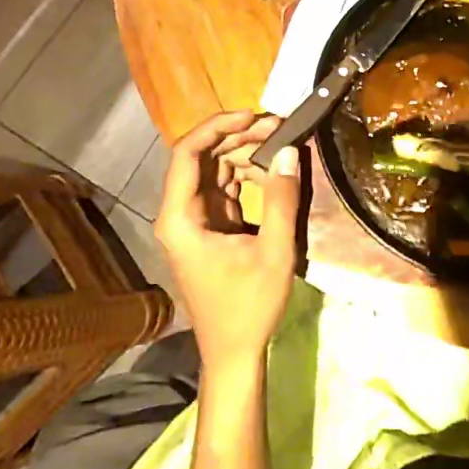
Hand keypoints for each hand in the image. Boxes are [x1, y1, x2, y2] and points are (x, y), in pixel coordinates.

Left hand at [154, 111, 303, 371]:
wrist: (233, 352)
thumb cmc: (248, 307)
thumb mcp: (273, 252)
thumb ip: (281, 199)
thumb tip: (289, 151)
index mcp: (180, 218)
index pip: (187, 154)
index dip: (216, 127)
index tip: (252, 115)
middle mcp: (179, 213)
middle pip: (201, 157)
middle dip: (237, 137)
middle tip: (278, 126)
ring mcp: (192, 220)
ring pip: (212, 169)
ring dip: (242, 153)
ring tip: (279, 141)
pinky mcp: (207, 227)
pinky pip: (221, 188)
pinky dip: (244, 175)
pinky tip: (271, 170)